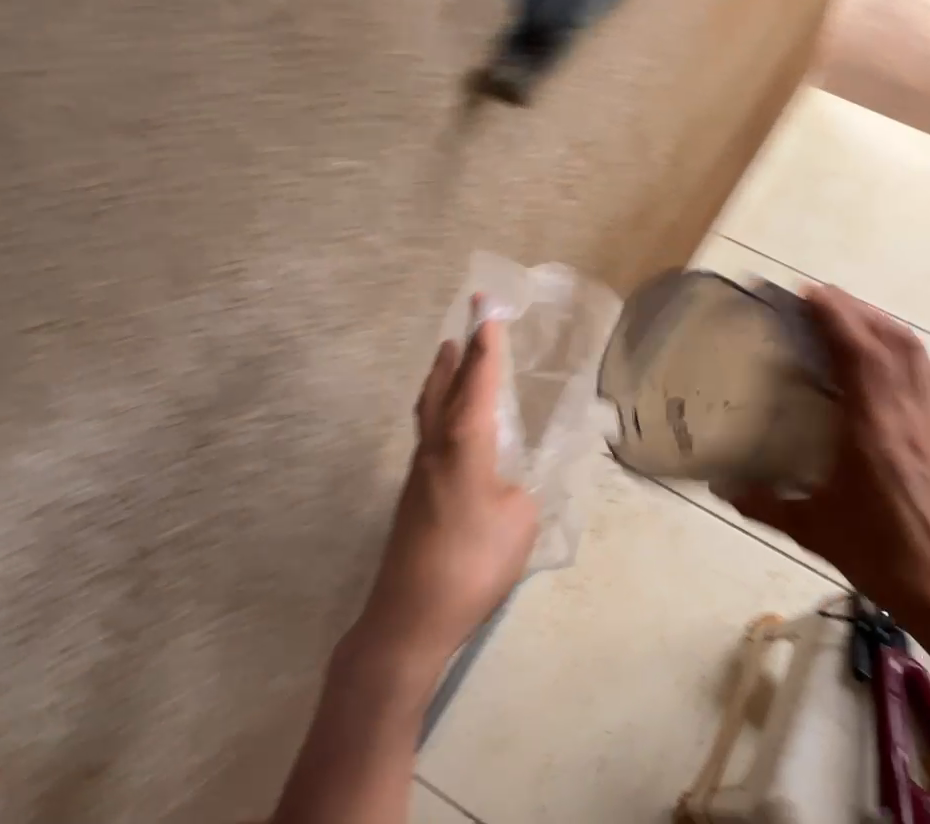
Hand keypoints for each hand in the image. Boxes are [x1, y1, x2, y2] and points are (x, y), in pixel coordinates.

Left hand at [360, 300, 539, 662]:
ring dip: (441, 383)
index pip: (478, 384)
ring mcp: (419, 475)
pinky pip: (428, 439)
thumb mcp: (519, 521)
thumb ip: (517, 491)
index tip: (487, 313)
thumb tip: (503, 486)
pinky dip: (439, 415)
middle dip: (454, 357)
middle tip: (462, 329)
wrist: (410, 616)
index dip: (486, 348)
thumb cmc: (472, 562)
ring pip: (429, 414)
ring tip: (449, 364)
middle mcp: (436, 449)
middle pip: (442, 390)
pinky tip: (449, 432)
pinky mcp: (413, 500)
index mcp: (465, 445)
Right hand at [730, 286, 929, 651]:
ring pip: (911, 351)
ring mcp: (926, 421)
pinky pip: (921, 371)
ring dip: (879, 322)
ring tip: (845, 316)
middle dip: (854, 309)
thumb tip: (719, 486)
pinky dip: (898, 347)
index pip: (859, 353)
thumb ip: (762, 502)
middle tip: (816, 300)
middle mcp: (904, 414)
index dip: (835, 316)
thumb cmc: (874, 553)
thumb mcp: (810, 528)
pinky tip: (877, 355)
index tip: (807, 294)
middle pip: (889, 340)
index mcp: (872, 429)